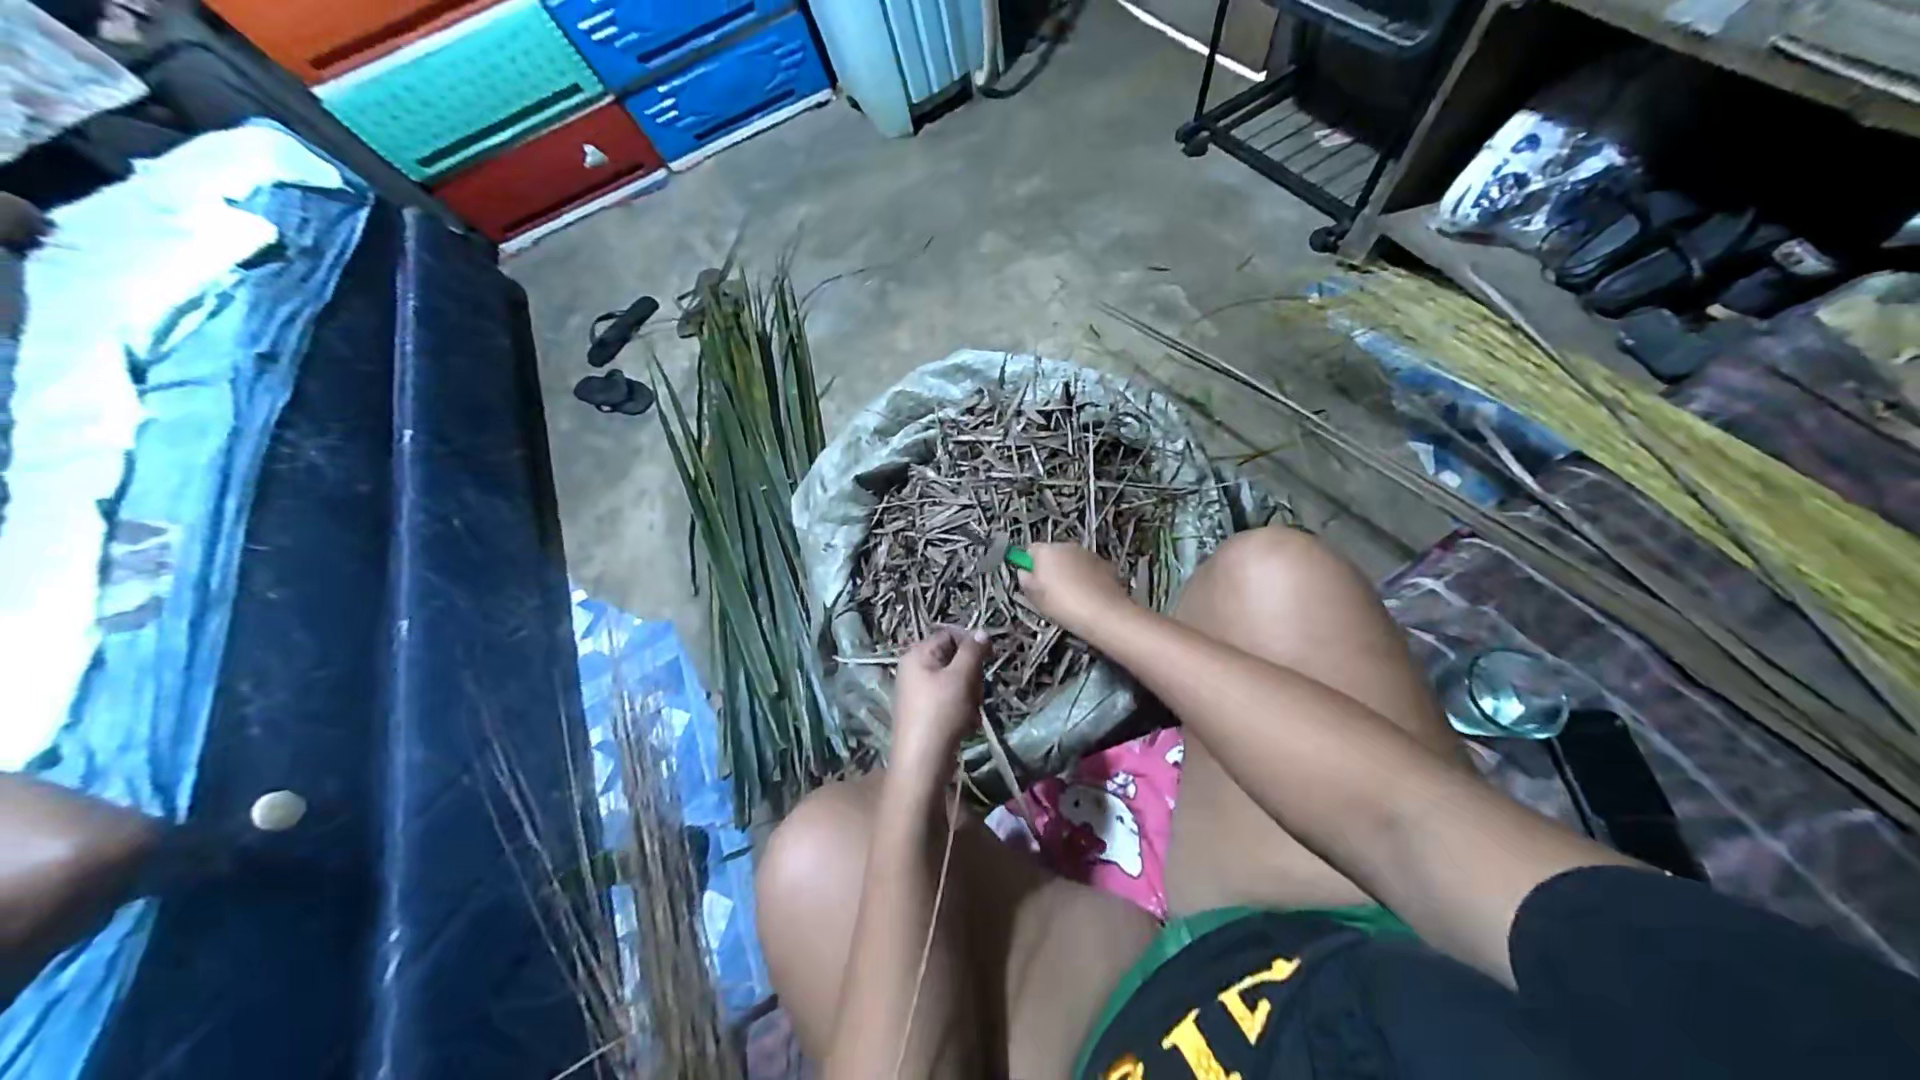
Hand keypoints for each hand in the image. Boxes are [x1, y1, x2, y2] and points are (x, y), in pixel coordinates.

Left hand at [889, 627, 988, 782]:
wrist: (922, 763)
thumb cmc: (940, 714)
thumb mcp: (960, 677)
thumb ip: (973, 651)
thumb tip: (982, 631)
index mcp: (917, 655)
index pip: (949, 635)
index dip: (971, 644)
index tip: (989, 656)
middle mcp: (915, 670)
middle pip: (955, 659)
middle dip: (972, 676)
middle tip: (974, 693)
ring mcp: (920, 692)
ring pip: (957, 682)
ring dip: (970, 696)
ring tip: (969, 713)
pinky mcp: (926, 712)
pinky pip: (952, 701)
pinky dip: (963, 710)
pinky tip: (966, 724)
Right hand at [1015, 543, 1132, 637]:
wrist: (1105, 613)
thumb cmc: (1066, 606)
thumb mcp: (1035, 598)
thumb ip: (1025, 580)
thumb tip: (1024, 573)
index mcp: (1046, 551)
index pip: (1030, 550)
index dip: (1029, 565)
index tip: (1031, 580)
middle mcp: (1067, 546)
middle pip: (1052, 553)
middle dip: (1050, 568)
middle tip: (1049, 592)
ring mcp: (1087, 553)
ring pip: (1071, 560)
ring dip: (1069, 573)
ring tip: (1070, 597)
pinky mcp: (1104, 563)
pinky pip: (1088, 568)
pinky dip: (1086, 577)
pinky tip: (1086, 596)